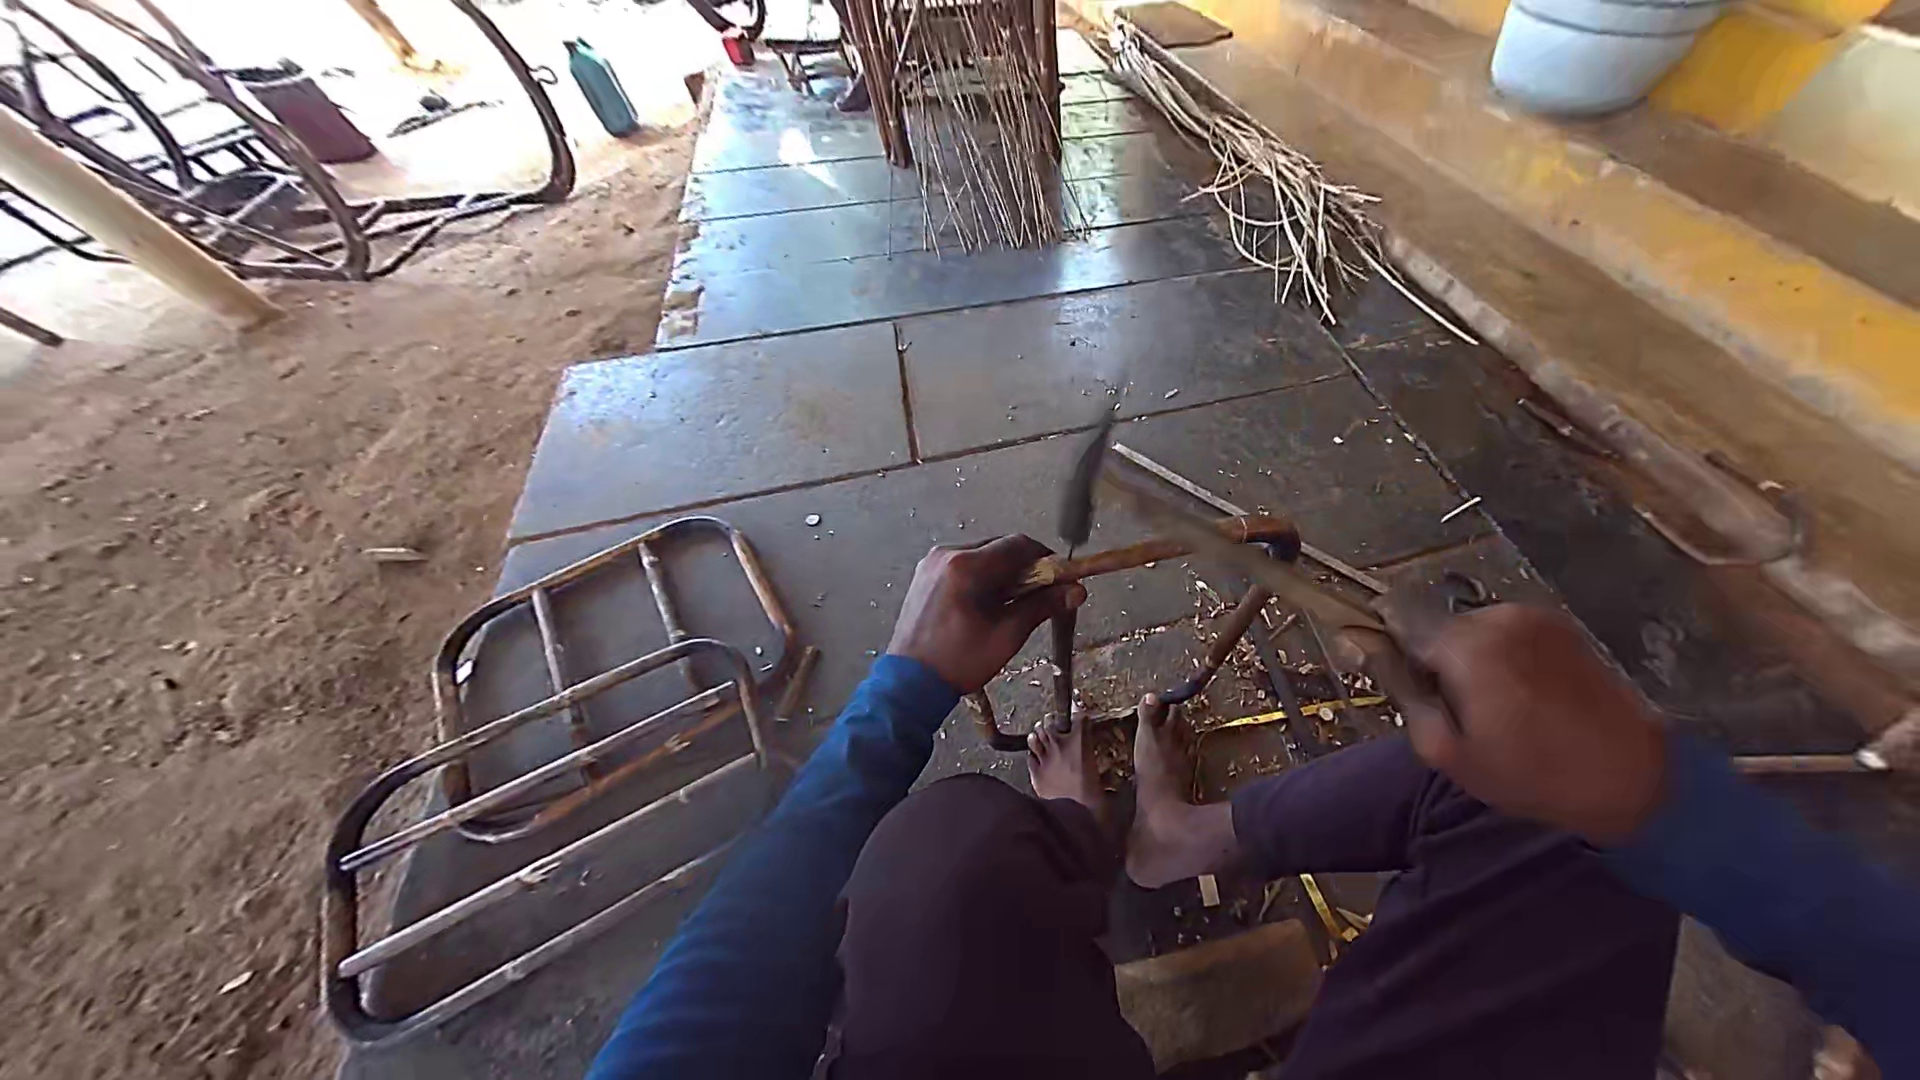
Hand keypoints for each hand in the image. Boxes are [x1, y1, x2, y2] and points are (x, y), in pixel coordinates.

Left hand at [886, 535, 1086, 692]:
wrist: (909, 682)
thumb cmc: (960, 661)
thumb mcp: (1007, 634)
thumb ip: (1042, 606)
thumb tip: (1076, 590)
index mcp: (967, 566)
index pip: (1018, 544)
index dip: (1045, 557)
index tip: (1059, 577)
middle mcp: (947, 554)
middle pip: (998, 546)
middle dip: (1023, 567)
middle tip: (1039, 594)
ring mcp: (931, 562)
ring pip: (981, 555)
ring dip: (1002, 572)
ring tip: (1011, 602)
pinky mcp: (924, 574)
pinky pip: (961, 564)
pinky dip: (980, 576)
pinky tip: (986, 602)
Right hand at [1344, 599, 1667, 844]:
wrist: (1640, 784)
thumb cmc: (1532, 775)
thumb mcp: (1445, 750)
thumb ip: (1400, 690)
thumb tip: (1361, 643)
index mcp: (1467, 645)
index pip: (1394, 624)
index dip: (1387, 652)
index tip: (1401, 683)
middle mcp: (1497, 618)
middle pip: (1431, 628)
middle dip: (1430, 660)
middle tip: (1452, 707)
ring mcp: (1533, 618)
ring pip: (1464, 630)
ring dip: (1463, 658)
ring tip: (1490, 703)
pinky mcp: (1558, 626)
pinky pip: (1499, 633)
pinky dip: (1495, 656)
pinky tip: (1517, 694)